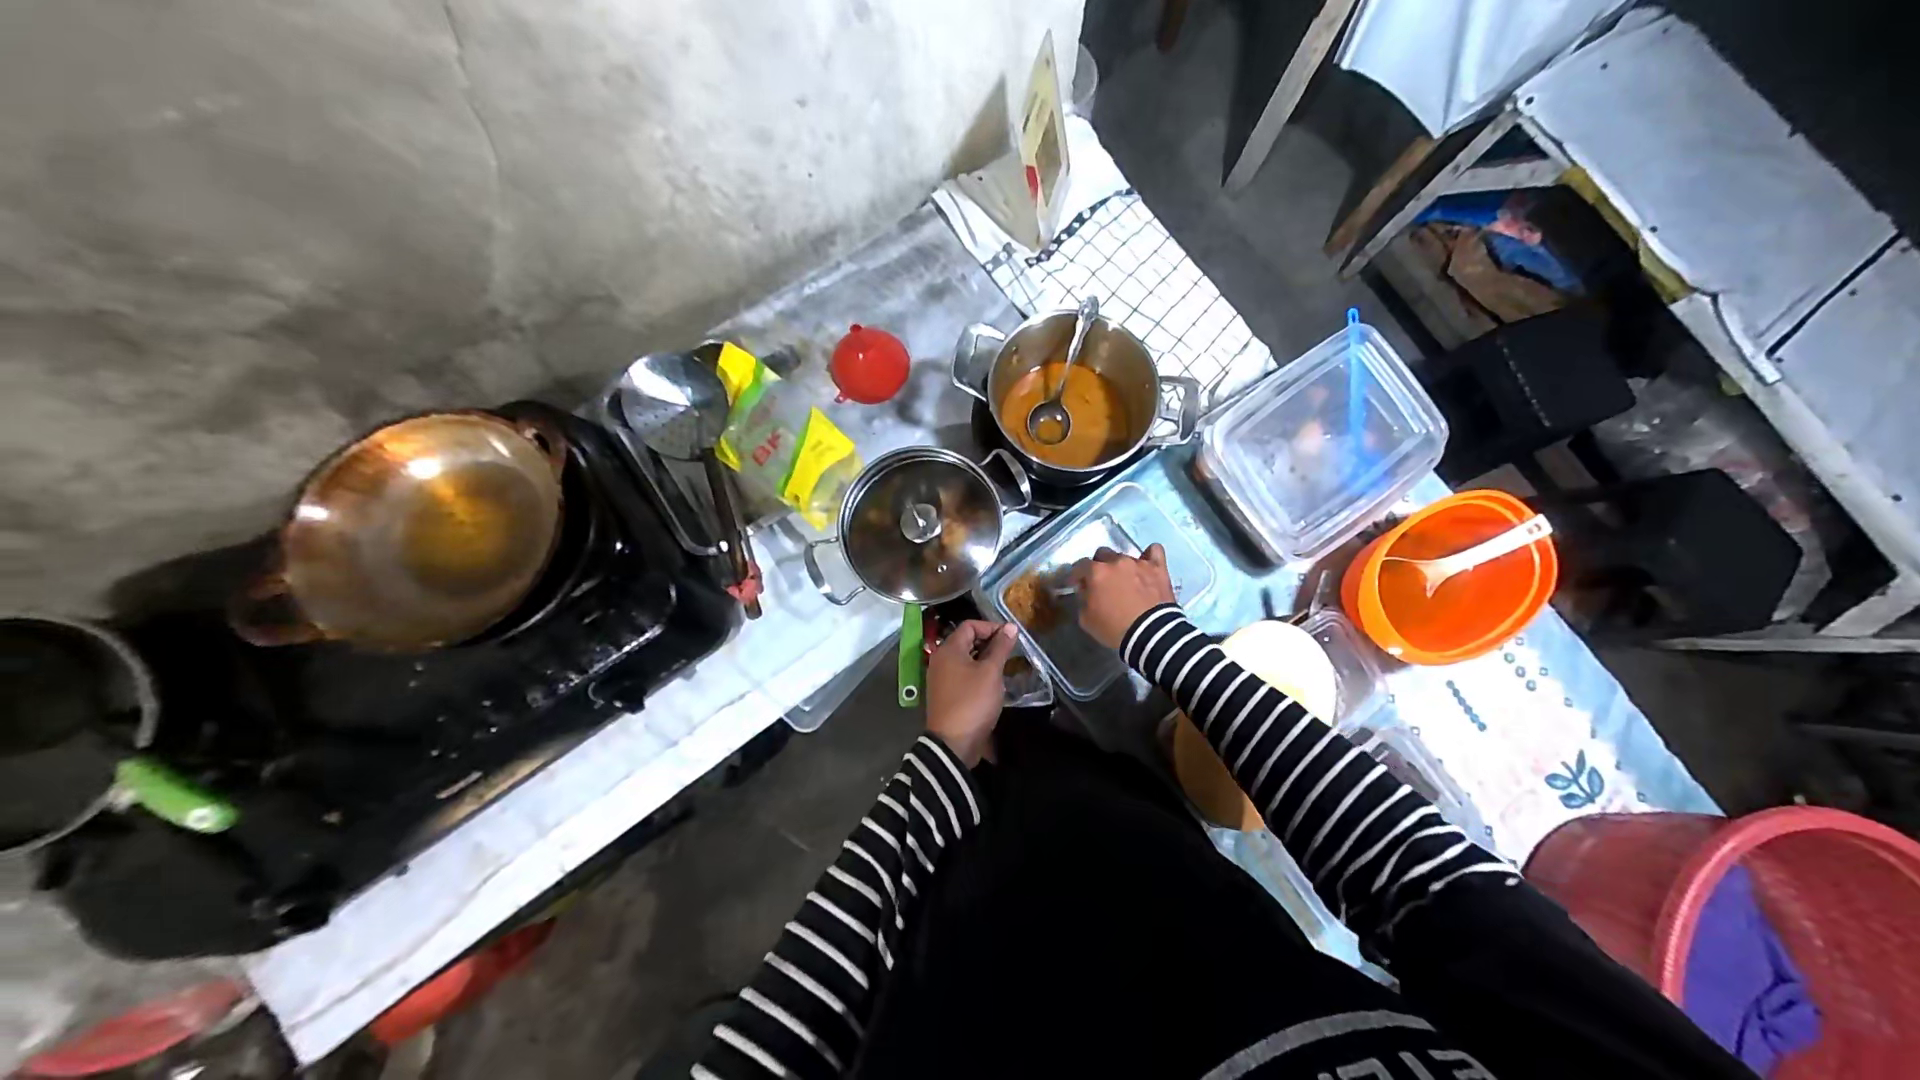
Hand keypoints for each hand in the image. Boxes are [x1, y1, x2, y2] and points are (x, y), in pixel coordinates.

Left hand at [925, 620, 1017, 766]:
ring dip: (984, 659)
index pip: (969, 625)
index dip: (991, 627)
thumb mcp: (991, 672)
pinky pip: (962, 675)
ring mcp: (941, 678)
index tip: (1010, 637)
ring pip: (965, 659)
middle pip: (966, 641)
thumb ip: (1001, 648)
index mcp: (948, 650)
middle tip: (1010, 651)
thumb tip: (1011, 627)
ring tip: (1004, 667)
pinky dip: (977, 673)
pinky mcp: (945, 694)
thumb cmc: (972, 702)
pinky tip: (992, 683)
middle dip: (989, 643)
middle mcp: (940, 660)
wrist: (953, 743)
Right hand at [1071, 543, 1174, 649]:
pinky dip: (1149, 556)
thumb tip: (1085, 589)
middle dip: (1099, 566)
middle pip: (1103, 555)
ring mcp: (1139, 563)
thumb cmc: (1114, 628)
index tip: (1077, 584)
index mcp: (1096, 572)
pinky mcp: (1158, 568)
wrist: (1151, 634)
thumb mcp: (1086, 619)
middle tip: (1103, 583)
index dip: (1076, 575)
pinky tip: (1147, 564)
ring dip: (1122, 566)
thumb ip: (1082, 599)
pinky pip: (1154, 551)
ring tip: (1127, 581)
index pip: (1080, 566)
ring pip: (1125, 556)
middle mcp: (1116, 561)